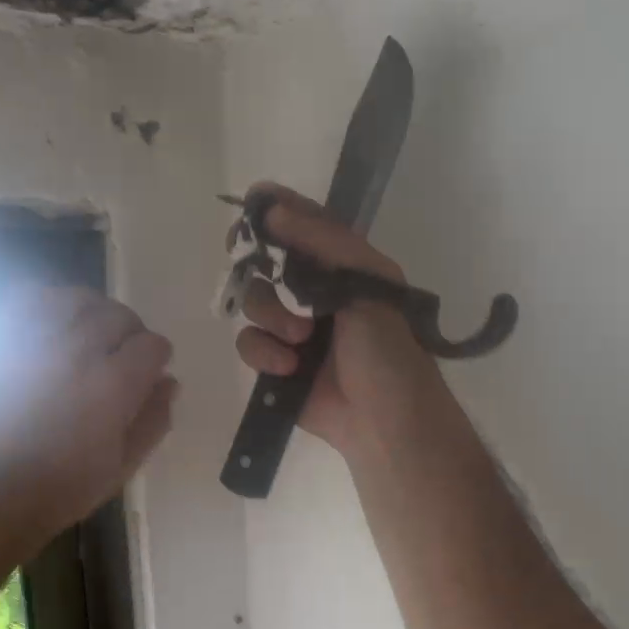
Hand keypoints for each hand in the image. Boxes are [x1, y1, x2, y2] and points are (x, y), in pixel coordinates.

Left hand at [0, 287, 176, 547]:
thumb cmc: (64, 488)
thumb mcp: (122, 466)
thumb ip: (153, 421)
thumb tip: (170, 382)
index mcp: (114, 384)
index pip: (153, 345)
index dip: (155, 360)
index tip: (146, 375)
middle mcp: (78, 350)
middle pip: (118, 316)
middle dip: (127, 335)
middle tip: (116, 360)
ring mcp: (37, 340)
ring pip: (77, 299)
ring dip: (90, 313)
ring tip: (84, 335)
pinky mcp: (3, 341)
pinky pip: (26, 297)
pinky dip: (43, 301)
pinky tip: (49, 324)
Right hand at [232, 182, 442, 451]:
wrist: (383, 420)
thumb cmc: (387, 349)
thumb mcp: (366, 283)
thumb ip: (322, 242)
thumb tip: (271, 207)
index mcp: (345, 267)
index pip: (305, 227)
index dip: (276, 213)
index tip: (250, 208)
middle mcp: (316, 293)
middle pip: (267, 264)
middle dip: (259, 268)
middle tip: (241, 259)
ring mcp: (293, 329)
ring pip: (253, 303)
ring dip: (269, 317)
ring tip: (297, 339)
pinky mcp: (275, 364)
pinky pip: (249, 343)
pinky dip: (263, 353)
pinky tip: (286, 367)